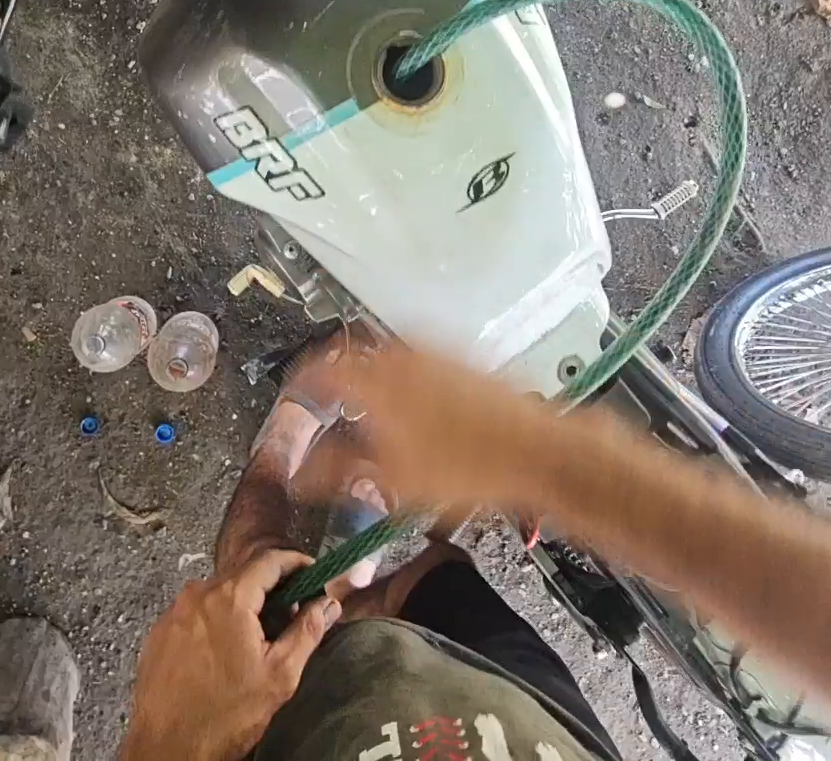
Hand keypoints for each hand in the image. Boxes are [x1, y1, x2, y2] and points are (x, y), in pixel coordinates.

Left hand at [119, 549, 341, 760]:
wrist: (165, 751)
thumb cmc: (226, 714)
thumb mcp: (278, 675)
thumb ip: (307, 632)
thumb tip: (329, 603)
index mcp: (230, 597)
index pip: (269, 560)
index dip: (295, 562)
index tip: (313, 574)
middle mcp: (198, 593)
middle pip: (244, 575)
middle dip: (271, 589)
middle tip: (290, 617)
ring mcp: (174, 611)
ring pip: (219, 593)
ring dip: (243, 606)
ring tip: (257, 640)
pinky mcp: (159, 630)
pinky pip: (196, 611)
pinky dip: (216, 620)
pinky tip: (224, 652)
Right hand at [292, 346, 592, 510]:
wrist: (534, 449)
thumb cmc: (465, 466)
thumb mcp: (391, 480)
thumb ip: (336, 471)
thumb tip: (298, 474)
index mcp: (376, 380)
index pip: (320, 368)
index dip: (301, 382)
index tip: (296, 394)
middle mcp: (401, 356)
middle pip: (353, 359)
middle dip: (339, 382)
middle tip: (334, 408)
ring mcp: (433, 351)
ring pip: (386, 359)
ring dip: (372, 380)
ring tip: (376, 415)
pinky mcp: (459, 356)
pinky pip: (417, 360)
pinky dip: (404, 378)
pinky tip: (417, 409)